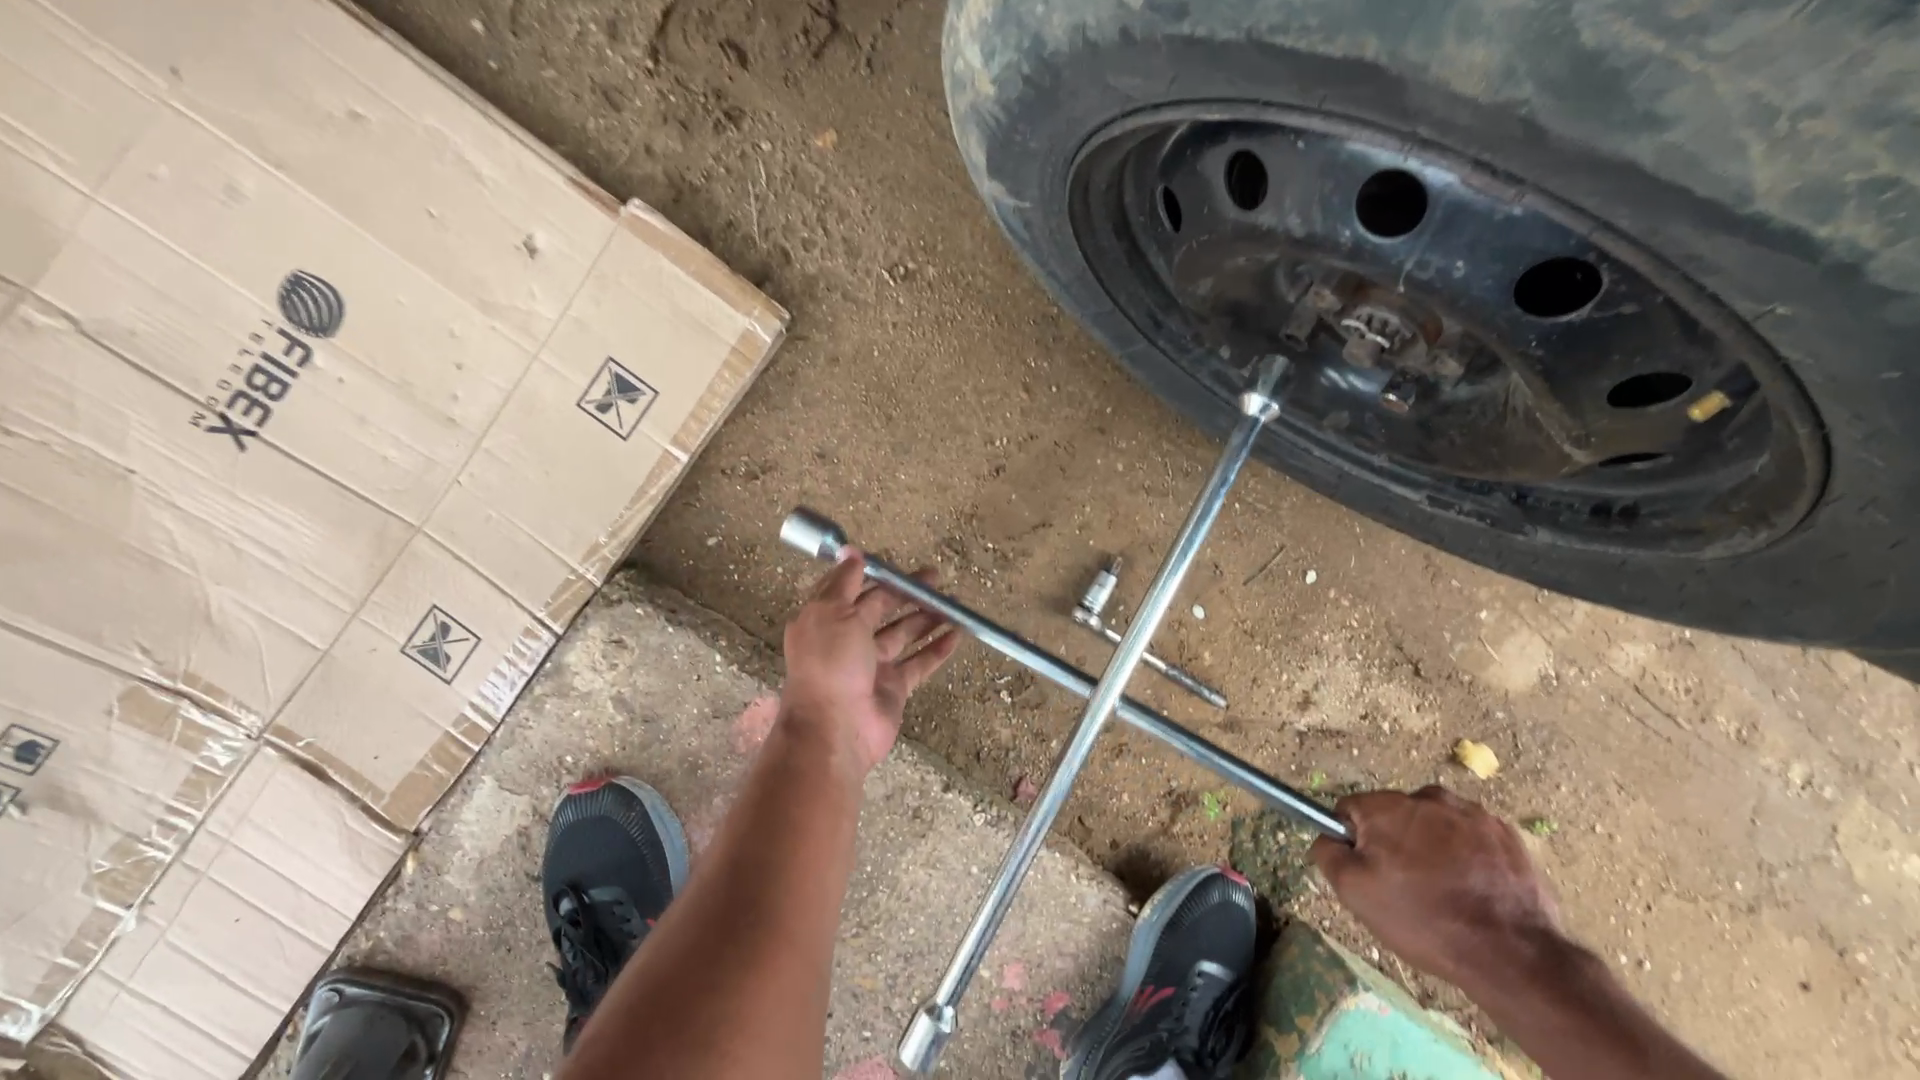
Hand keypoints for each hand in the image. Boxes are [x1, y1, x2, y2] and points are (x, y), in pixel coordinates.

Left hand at [780, 551, 962, 775]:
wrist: (835, 727)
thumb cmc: (830, 663)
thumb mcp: (832, 612)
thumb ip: (845, 582)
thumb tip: (851, 552)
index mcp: (825, 619)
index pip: (851, 589)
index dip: (872, 574)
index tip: (897, 562)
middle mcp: (847, 640)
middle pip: (881, 609)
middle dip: (907, 593)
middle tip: (936, 579)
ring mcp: (871, 665)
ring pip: (903, 634)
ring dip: (926, 618)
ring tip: (954, 604)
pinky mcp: (893, 687)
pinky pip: (919, 663)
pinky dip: (937, 649)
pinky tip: (957, 634)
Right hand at [1311, 786, 1560, 991]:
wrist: (1510, 952)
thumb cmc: (1422, 919)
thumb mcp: (1354, 892)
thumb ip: (1327, 853)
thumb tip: (1326, 836)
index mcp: (1386, 806)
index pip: (1350, 809)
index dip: (1352, 840)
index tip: (1366, 871)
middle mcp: (1428, 797)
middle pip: (1394, 815)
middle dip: (1393, 842)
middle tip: (1403, 886)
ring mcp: (1473, 814)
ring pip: (1435, 824)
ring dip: (1431, 847)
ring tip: (1443, 891)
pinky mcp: (1507, 835)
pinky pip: (1471, 838)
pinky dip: (1467, 856)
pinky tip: (1473, 890)